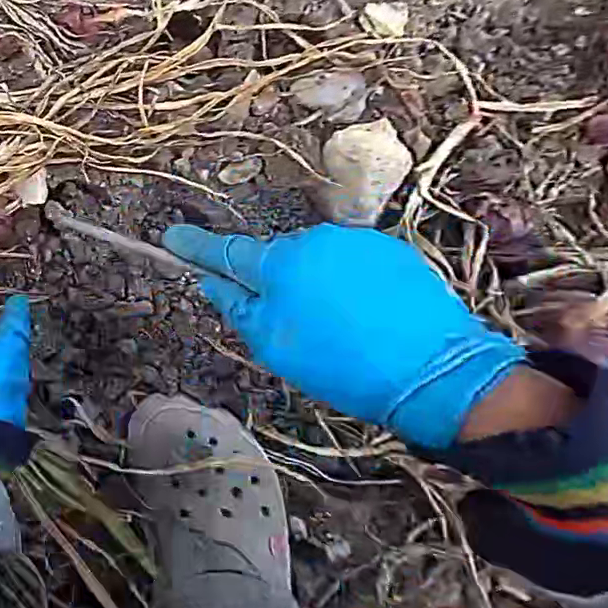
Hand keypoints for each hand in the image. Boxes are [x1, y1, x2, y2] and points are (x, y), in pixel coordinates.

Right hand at [163, 223, 523, 448]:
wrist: (436, 370)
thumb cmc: (341, 364)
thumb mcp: (274, 346)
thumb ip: (238, 308)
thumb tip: (213, 281)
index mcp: (279, 264)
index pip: (225, 252)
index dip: (195, 248)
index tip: (171, 237)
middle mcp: (313, 240)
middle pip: (273, 259)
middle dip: (270, 282)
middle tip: (288, 326)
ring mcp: (354, 241)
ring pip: (311, 261)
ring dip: (309, 284)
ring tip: (335, 328)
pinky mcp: (389, 249)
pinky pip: (347, 263)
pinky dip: (343, 283)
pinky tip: (362, 317)